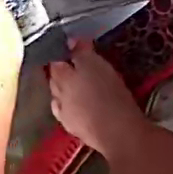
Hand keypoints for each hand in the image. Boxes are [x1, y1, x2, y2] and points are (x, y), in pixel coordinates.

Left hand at [45, 40, 146, 155]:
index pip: (55, 61)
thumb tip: (70, 40)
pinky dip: (74, 107)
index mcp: (61, 77)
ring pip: (61, 98)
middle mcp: (58, 96)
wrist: (117, 133)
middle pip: (55, 80)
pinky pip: (71, 113)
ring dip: (66, 91)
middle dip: (62, 71)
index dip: (61, 52)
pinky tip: (82, 106)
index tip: (70, 47)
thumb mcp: (96, 63)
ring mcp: (65, 115)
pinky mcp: (76, 131)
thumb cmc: (107, 92)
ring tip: (80, 85)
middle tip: (75, 64)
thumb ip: (81, 51)